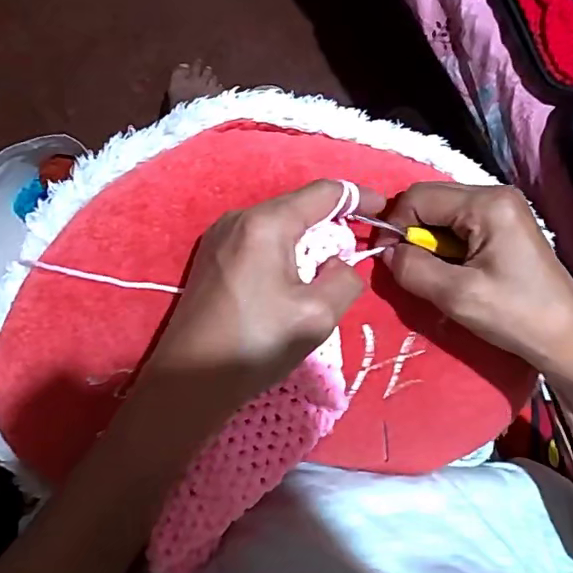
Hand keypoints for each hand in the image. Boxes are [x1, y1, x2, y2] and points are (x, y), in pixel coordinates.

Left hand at [143, 179, 379, 409]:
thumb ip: (344, 279)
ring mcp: (221, 236)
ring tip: (332, 261)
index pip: (325, 193)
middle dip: (335, 219)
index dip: (360, 198)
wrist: (188, 380)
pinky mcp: (212, 257)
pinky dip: (286, 247)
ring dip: (310, 236)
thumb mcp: (318, 315)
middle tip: (363, 242)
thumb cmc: (255, 344)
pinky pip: (260, 239)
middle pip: (300, 205)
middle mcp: (240, 218)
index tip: (385, 213)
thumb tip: (338, 264)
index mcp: (267, 224)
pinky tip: (296, 273)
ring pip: (280, 222)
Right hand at [380, 183, 572, 377]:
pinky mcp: (505, 226)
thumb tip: (385, 253)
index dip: (396, 225)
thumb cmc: (516, 316)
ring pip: (442, 214)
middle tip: (411, 270)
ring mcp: (503, 208)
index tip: (390, 260)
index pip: (418, 196)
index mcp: (487, 203)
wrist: (566, 339)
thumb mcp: (456, 295)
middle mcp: (495, 194)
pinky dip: (446, 246)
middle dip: (412, 233)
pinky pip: (459, 225)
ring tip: (436, 275)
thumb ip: (413, 268)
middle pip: (431, 200)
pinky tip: (454, 272)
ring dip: (429, 242)